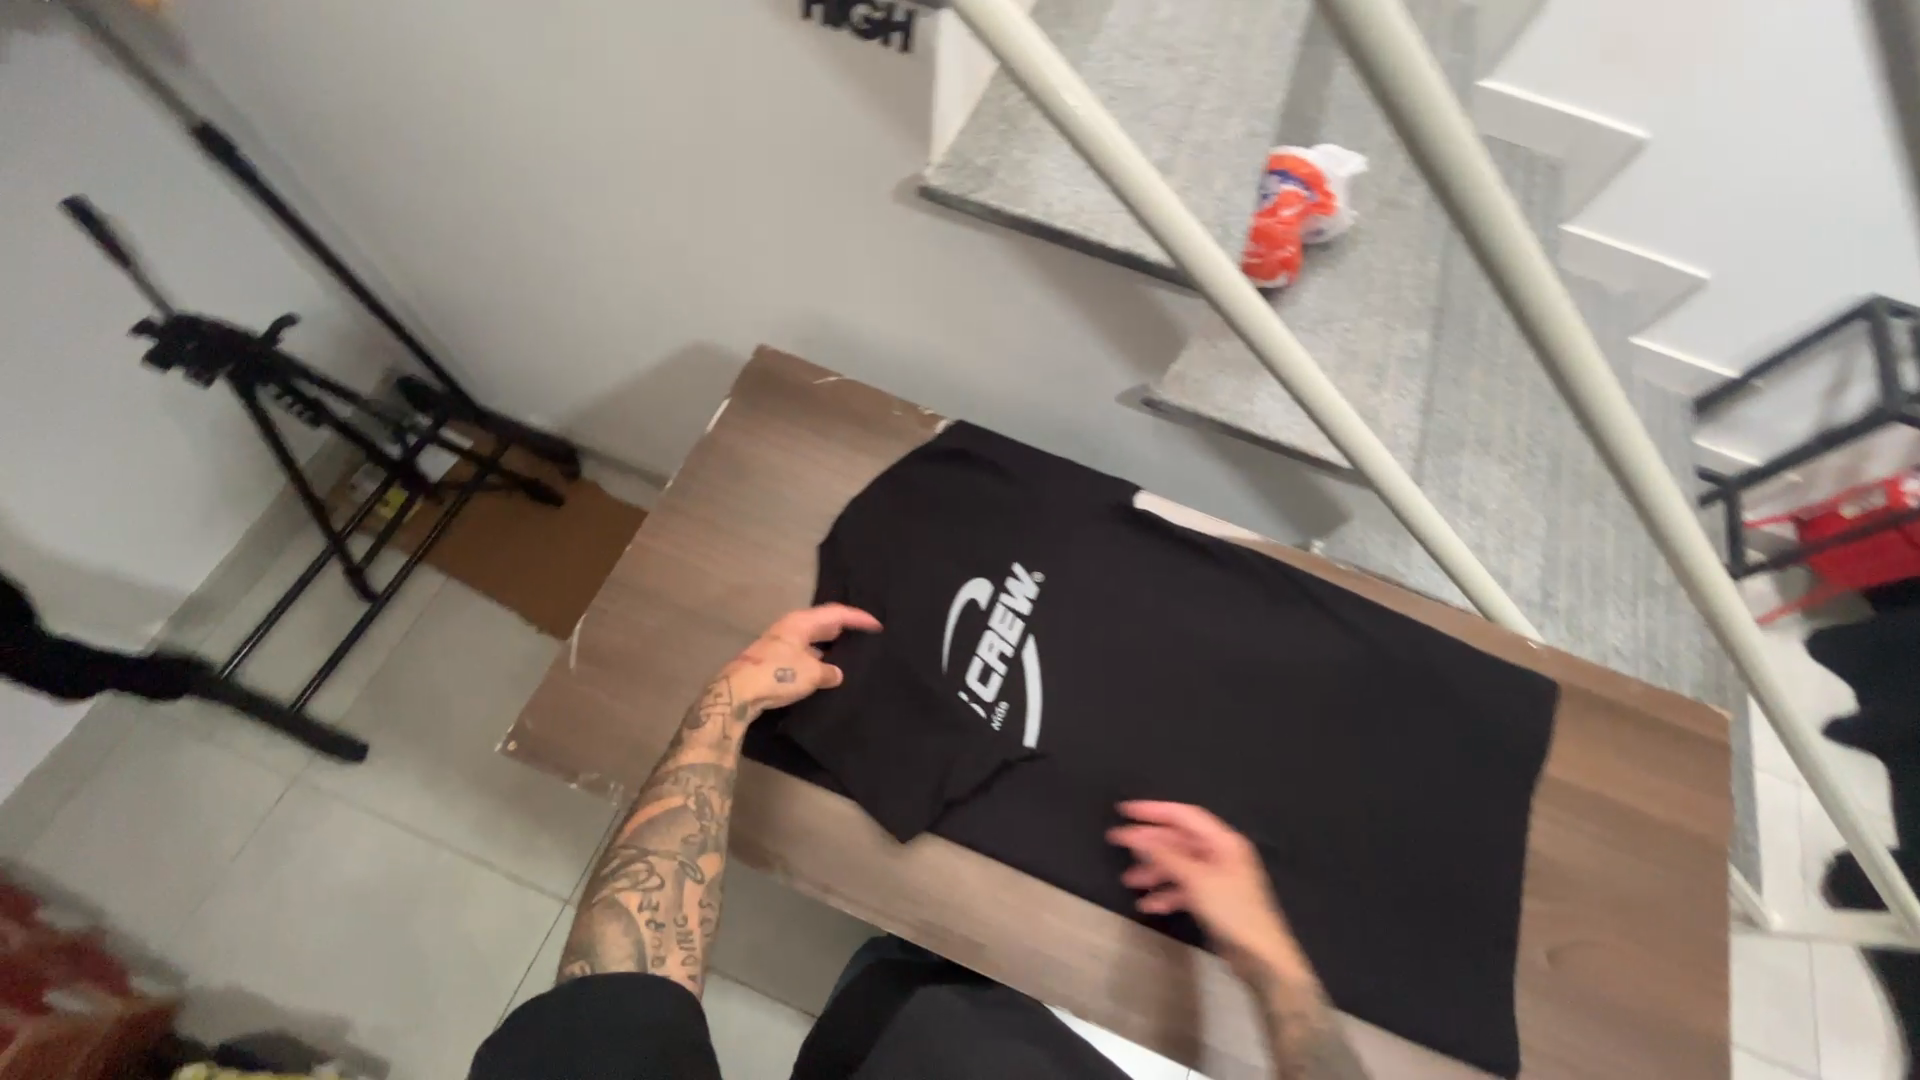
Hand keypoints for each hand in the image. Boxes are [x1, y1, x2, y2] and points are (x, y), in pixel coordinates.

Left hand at [718, 603, 881, 714]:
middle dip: (845, 629)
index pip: (837, 613)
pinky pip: (805, 654)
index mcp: (802, 622)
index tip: (877, 624)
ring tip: (850, 654)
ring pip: (813, 640)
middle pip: (824, 623)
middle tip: (865, 635)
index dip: (859, 618)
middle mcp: (791, 627)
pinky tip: (826, 671)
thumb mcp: (812, 674)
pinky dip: (818, 659)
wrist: (738, 693)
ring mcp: (781, 643)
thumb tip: (836, 674)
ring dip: (830, 646)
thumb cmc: (778, 675)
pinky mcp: (775, 660)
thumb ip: (830, 671)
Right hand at [1108, 801, 1303, 988]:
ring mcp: (1216, 878)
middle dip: (1149, 845)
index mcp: (1222, 841)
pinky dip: (1166, 893)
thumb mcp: (1196, 879)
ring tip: (1129, 881)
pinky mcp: (1213, 900)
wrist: (1263, 959)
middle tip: (1118, 844)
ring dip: (1154, 871)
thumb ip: (1165, 855)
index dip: (1153, 811)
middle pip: (1178, 841)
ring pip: (1178, 865)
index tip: (1125, 811)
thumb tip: (1136, 835)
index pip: (1183, 815)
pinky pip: (1184, 888)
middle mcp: (1219, 854)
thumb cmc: (1233, 911)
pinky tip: (1148, 904)